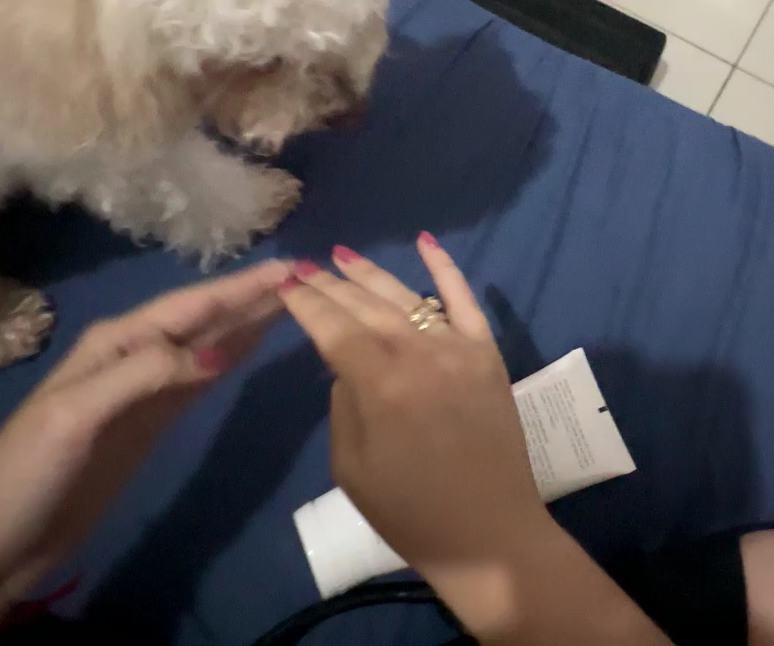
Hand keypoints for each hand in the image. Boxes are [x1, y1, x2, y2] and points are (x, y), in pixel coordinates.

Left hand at [0, 262, 289, 645]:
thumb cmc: (24, 475)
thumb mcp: (76, 416)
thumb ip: (147, 373)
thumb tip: (221, 351)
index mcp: (116, 341)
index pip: (193, 304)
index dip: (243, 287)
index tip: (292, 270)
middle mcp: (136, 352)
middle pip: (207, 315)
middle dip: (255, 294)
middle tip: (307, 276)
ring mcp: (147, 386)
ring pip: (212, 340)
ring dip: (252, 318)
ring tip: (296, 299)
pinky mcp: (154, 418)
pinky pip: (205, 374)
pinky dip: (236, 353)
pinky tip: (257, 341)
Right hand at [283, 240, 671, 644]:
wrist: (487, 531)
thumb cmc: (409, 510)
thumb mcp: (351, 467)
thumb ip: (344, 401)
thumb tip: (345, 361)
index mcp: (379, 384)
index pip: (334, 328)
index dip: (307, 303)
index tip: (286, 284)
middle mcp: (417, 353)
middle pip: (365, 306)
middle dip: (330, 284)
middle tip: (304, 266)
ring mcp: (457, 347)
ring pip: (406, 296)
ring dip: (371, 273)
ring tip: (342, 254)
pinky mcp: (486, 350)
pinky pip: (464, 299)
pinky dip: (445, 268)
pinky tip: (425, 242)